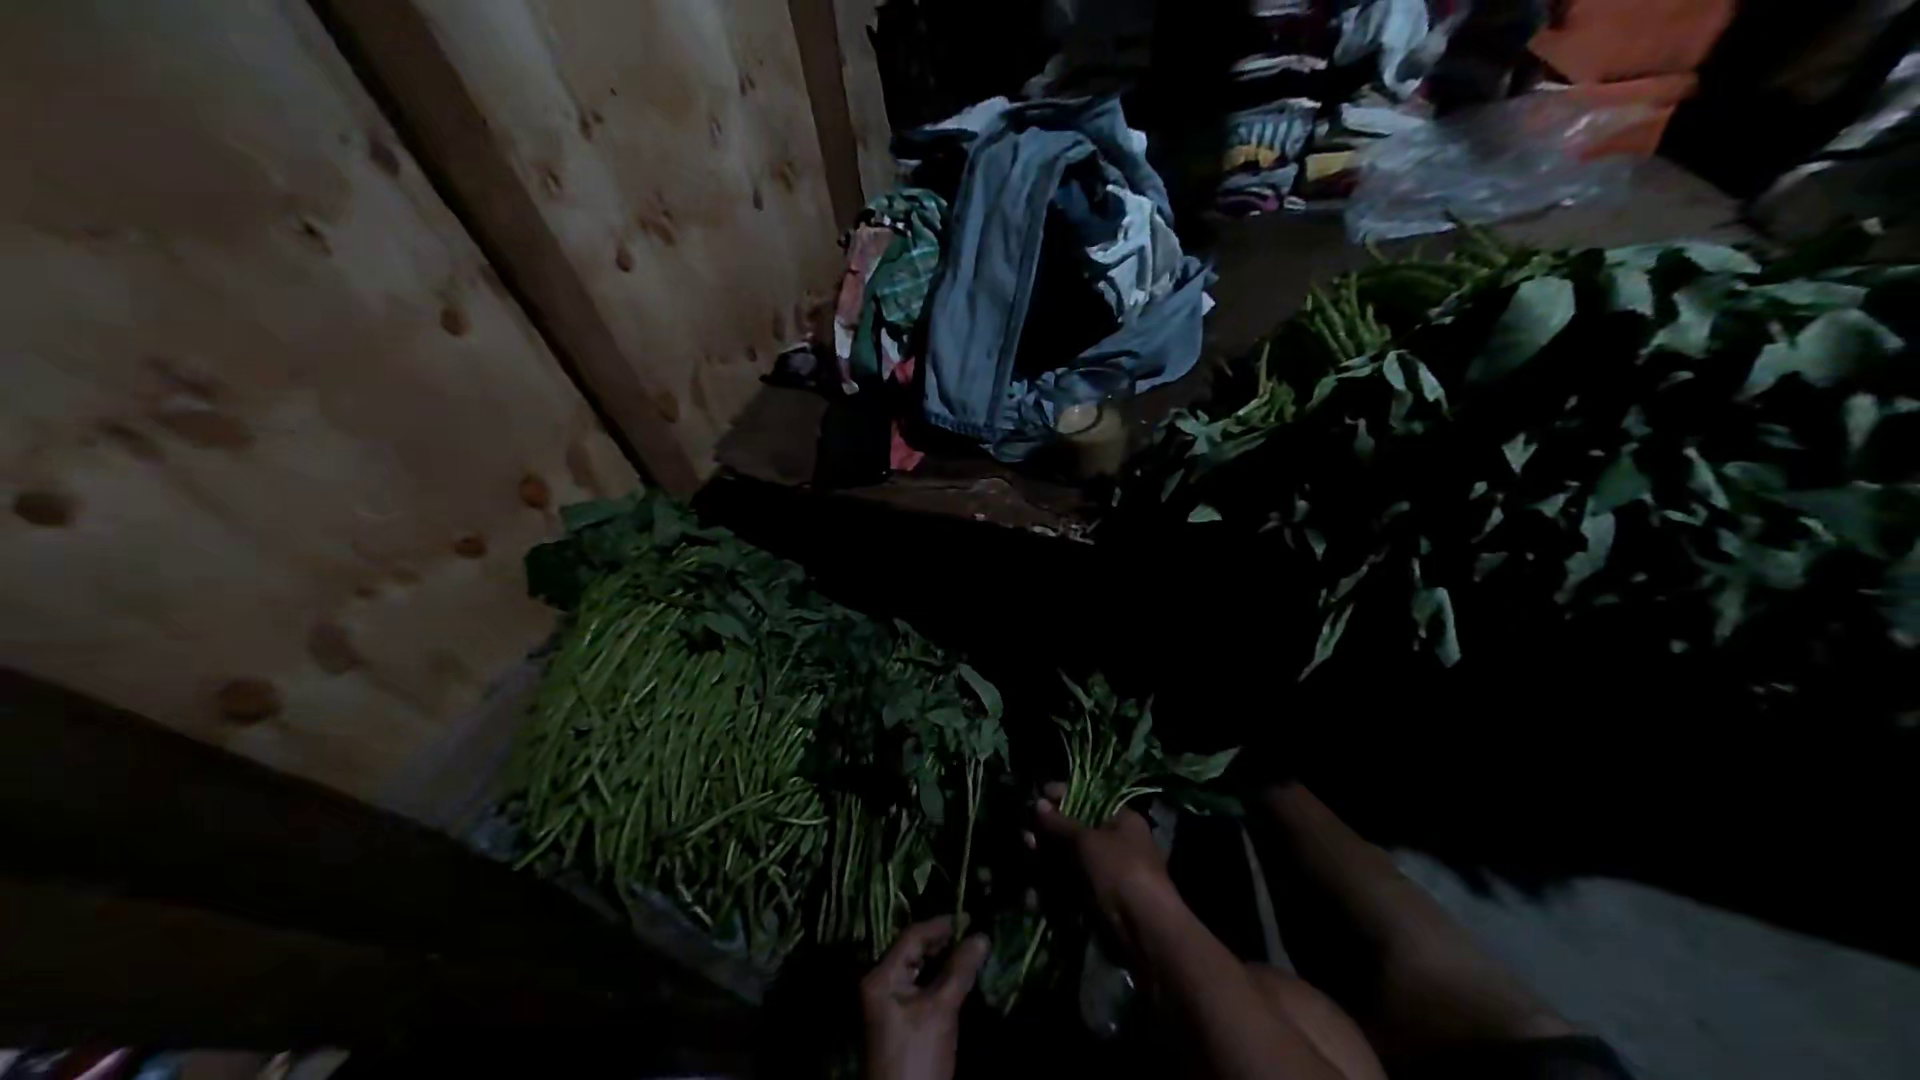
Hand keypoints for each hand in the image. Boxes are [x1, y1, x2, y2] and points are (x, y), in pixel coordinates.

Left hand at [861, 917, 989, 1079]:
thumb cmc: (919, 1057)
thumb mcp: (941, 1010)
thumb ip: (960, 970)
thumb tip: (981, 937)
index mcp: (881, 976)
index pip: (911, 937)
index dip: (940, 926)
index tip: (968, 918)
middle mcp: (880, 983)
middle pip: (912, 950)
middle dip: (942, 941)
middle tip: (971, 932)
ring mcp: (888, 1002)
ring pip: (917, 968)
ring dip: (942, 959)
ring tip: (969, 949)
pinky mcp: (899, 1018)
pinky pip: (919, 985)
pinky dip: (938, 977)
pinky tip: (958, 975)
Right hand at [1027, 783, 1176, 956]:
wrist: (1143, 931)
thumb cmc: (1119, 871)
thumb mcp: (1087, 840)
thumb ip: (1059, 822)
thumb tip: (1037, 803)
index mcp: (1122, 820)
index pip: (1087, 799)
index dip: (1062, 796)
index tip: (1037, 796)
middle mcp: (1115, 843)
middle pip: (1074, 830)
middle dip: (1048, 831)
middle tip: (1026, 832)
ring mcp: (1105, 873)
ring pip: (1067, 858)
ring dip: (1045, 856)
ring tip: (1027, 853)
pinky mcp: (1095, 899)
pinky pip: (1067, 884)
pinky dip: (1050, 882)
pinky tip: (1033, 884)